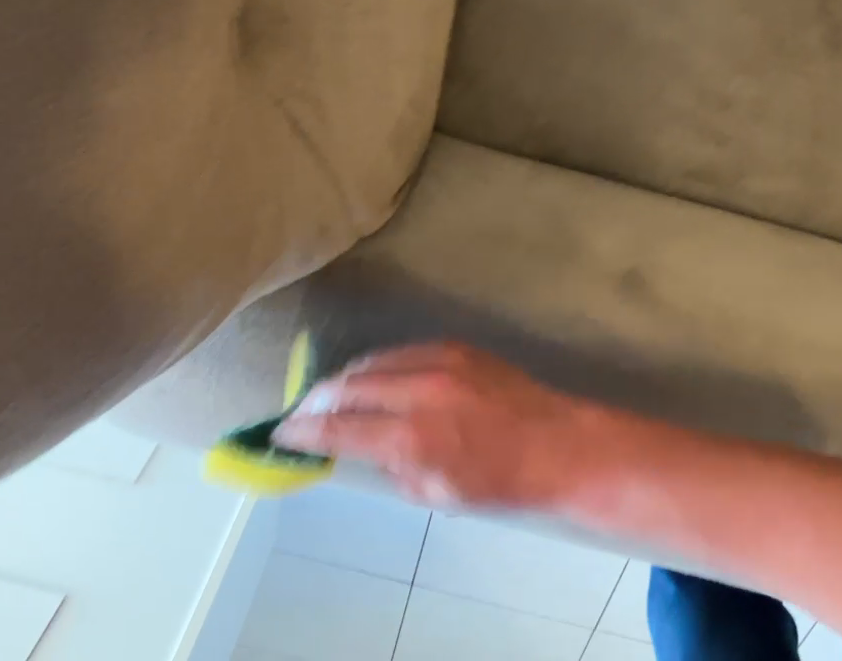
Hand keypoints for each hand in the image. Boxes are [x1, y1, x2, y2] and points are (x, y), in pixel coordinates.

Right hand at [274, 343, 608, 509]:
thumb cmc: (501, 484)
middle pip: (348, 386)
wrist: (559, 445)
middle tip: (302, 413)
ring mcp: (439, 361)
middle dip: (317, 400)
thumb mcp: (438, 494)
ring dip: (345, 379)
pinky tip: (373, 378)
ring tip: (331, 395)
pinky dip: (378, 365)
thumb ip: (393, 466)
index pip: (340, 427)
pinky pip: (401, 351)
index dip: (304, 430)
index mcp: (414, 438)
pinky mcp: (455, 347)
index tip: (282, 432)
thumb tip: (363, 446)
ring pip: (371, 361)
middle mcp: (420, 391)